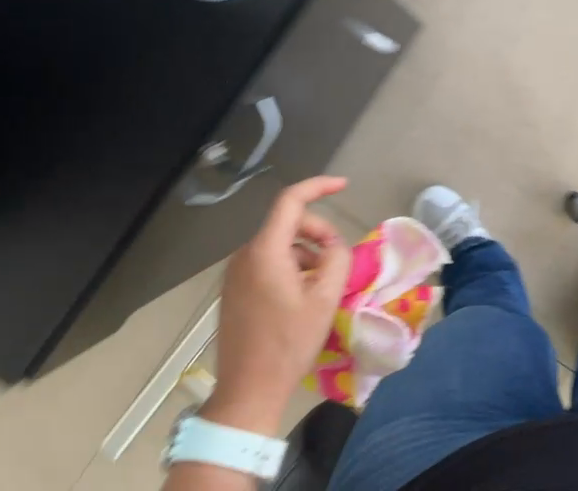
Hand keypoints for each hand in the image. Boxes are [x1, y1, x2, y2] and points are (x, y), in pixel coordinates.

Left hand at [203, 176, 350, 434]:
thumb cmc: (288, 343)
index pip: (291, 200)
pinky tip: (302, 296)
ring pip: (279, 245)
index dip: (319, 186)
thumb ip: (337, 257)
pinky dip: (290, 267)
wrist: (247, 391)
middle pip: (287, 224)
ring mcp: (235, 273)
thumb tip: (334, 244)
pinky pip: (266, 262)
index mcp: (264, 251)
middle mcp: (244, 255)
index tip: (344, 186)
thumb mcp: (325, 299)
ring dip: (305, 254)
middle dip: (317, 232)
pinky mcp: (234, 290)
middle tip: (337, 260)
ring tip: (322, 285)